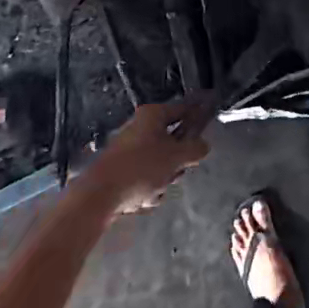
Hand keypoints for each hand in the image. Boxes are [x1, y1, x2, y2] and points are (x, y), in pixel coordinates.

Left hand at [89, 96, 212, 213]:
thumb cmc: (140, 168)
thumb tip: (203, 145)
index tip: (211, 116)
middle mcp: (140, 128)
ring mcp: (129, 150)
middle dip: (176, 162)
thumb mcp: (177, 157)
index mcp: (152, 116)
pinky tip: (140, 199)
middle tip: (176, 172)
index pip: (184, 108)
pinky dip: (146, 189)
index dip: (199, 113)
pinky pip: (144, 178)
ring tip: (154, 190)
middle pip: (173, 142)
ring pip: (160, 164)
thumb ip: (196, 149)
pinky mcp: (121, 171)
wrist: (97, 197)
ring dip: (162, 179)